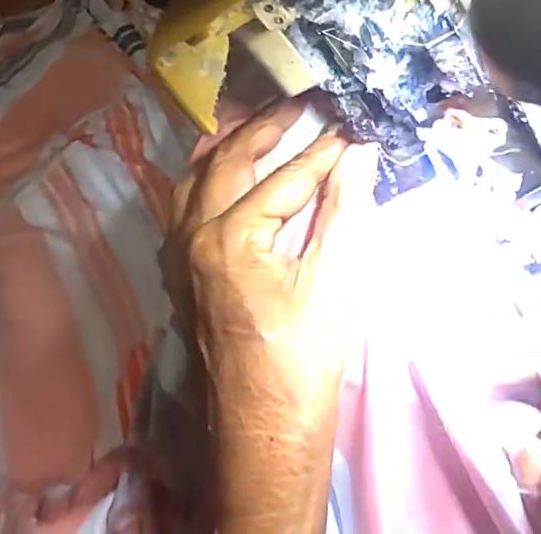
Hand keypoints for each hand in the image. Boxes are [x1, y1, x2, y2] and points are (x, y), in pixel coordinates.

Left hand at [163, 98, 378, 533]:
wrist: (263, 436)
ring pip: (195, 179)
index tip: (349, 123)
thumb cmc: (303, 362)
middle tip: (299, 103)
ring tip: (259, 123)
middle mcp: (192, 238)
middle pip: (228, 162)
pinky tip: (227, 174)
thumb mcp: (334, 282)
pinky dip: (208, 178)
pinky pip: (186, 206)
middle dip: (266, 126)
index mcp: (228, 238)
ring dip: (228, 147)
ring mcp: (180, 256)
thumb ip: (345, 207)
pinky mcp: (182, 274)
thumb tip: (360, 150)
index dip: (324, 148)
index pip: (285, 177)